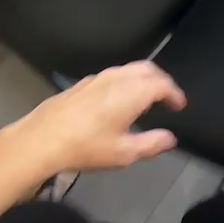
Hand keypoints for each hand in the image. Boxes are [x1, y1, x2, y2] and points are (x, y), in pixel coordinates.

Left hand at [0, 62, 187, 179]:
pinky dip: (128, 81)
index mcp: (131, 92)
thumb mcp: (123, 153)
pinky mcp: (84, 82)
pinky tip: (122, 99)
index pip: (161, 84)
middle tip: (168, 98)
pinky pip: (115, 74)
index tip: (180, 105)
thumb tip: (171, 138)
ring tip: (149, 98)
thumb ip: (151, 144)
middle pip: (147, 69)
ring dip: (144, 79)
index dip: (174, 93)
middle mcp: (117, 78)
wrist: (43, 138)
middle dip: (162, 80)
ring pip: (129, 69)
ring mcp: (99, 77)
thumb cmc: (87, 147)